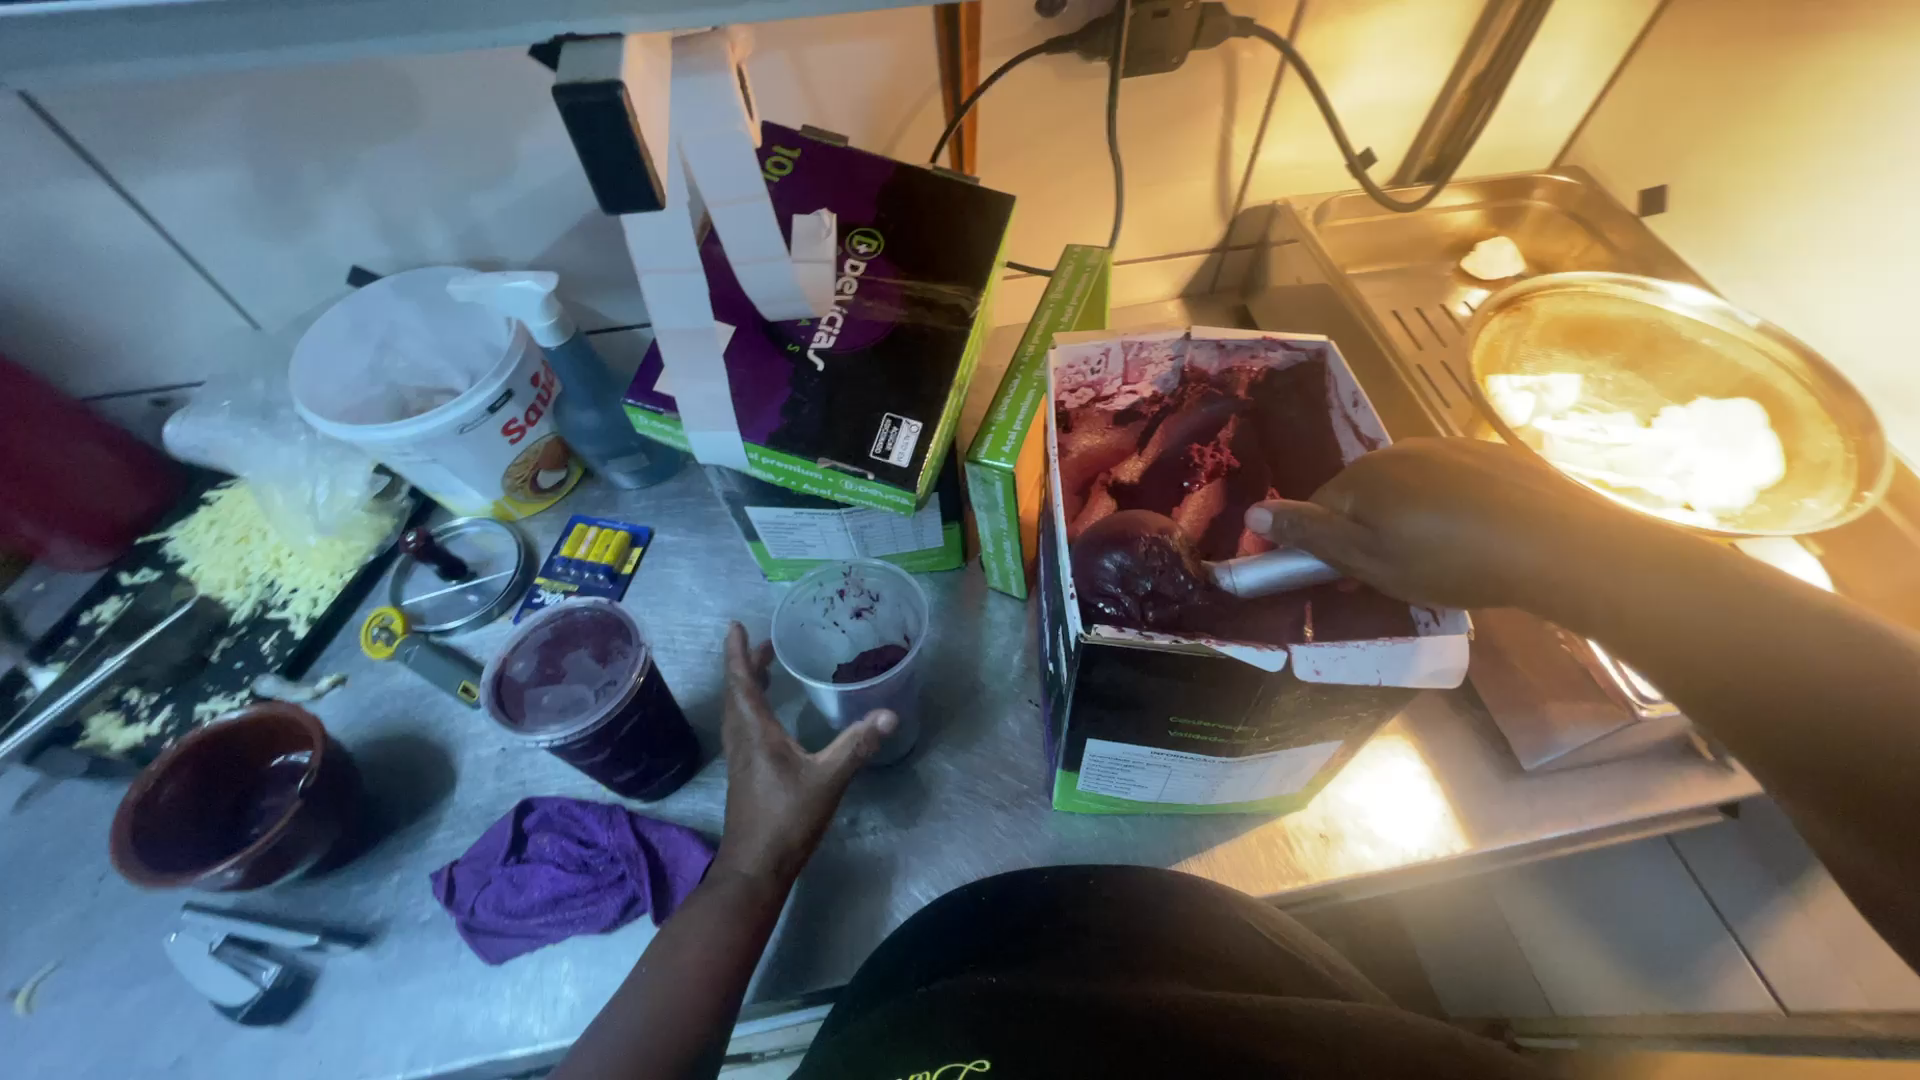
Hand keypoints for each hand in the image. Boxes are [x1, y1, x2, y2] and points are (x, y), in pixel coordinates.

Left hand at [712, 622, 897, 885]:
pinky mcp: (746, 773)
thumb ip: (856, 745)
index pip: (741, 682)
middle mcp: (742, 740)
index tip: (734, 625)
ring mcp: (740, 758)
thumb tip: (889, 714)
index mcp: (755, 733)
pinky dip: (753, 707)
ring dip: (748, 685)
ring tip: (766, 668)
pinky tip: (772, 715)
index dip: (737, 652)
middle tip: (765, 643)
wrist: (755, 868)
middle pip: (737, 692)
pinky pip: (744, 726)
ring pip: (738, 710)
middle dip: (747, 664)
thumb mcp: (828, 780)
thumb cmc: (786, 820)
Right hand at [1243, 437, 1661, 611]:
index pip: (1321, 506)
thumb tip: (1253, 512)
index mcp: (1364, 475)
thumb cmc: (1451, 561)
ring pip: (1408, 485)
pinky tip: (1478, 534)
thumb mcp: (1368, 560)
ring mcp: (1450, 446)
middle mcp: (1400, 449)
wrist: (1562, 547)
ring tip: (1443, 555)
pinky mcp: (1493, 454)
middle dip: (1369, 528)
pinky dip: (1451, 505)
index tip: (1349, 577)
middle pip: (1364, 493)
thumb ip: (1310, 534)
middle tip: (1396, 571)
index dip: (1328, 544)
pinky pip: (1450, 481)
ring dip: (1409, 516)